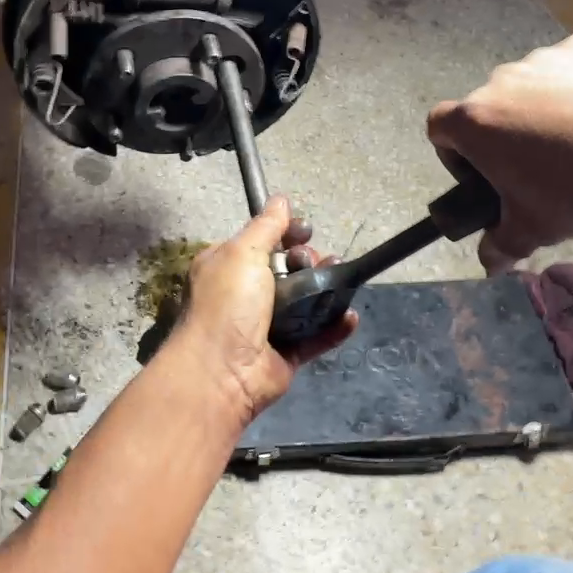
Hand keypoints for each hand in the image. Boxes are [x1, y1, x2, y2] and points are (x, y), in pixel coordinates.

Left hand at [172, 197, 356, 418]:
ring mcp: (266, 326)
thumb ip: (266, 226)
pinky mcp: (286, 354)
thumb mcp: (242, 252)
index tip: (307, 230)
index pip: (261, 241)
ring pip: (304, 302)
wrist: (221, 373)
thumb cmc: (227, 304)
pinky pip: (316, 336)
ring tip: (342, 281)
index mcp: (227, 266)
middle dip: (308, 261)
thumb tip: (281, 199)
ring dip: (326, 290)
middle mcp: (245, 294)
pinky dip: (334, 326)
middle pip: (288, 269)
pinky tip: (350, 315)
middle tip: (316, 261)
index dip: (286, 233)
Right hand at [427, 33, 572, 272]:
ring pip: (534, 86)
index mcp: (476, 121)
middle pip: (491, 107)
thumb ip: (502, 245)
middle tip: (544, 169)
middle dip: (508, 134)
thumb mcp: (536, 229)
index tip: (486, 177)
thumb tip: (490, 264)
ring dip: (546, 109)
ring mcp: (546, 57)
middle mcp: (502, 79)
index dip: (455, 154)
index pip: (439, 127)